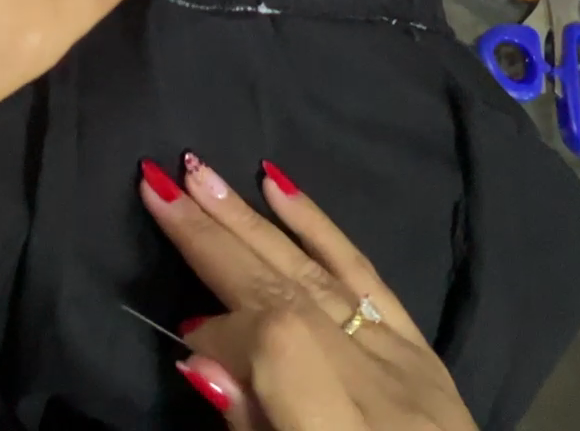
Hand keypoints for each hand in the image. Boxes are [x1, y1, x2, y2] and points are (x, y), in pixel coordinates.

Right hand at [139, 155, 476, 430]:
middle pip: (286, 291)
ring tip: (199, 173)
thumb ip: (250, 425)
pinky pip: (367, 275)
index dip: (220, 327)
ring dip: (248, 218)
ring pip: (315, 270)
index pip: (277, 342)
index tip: (187, 338)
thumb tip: (198, 349)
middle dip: (213, 236)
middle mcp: (380, 386)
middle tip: (158, 183)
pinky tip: (278, 184)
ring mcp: (407, 362)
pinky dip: (319, 225)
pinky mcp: (421, 351)